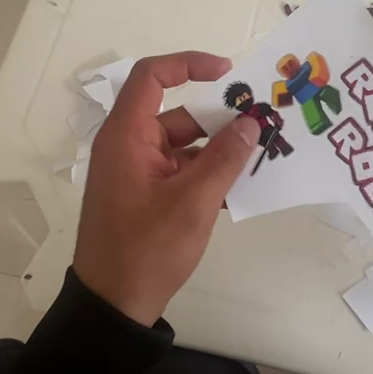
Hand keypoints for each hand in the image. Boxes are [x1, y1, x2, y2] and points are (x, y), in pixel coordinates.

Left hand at [72, 52, 259, 325]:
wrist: (112, 310)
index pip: (152, 77)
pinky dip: (206, 173)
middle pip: (177, 113)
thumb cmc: (146, 249)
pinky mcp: (145, 194)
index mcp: (126, 136)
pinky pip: (180, 169)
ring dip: (217, 150)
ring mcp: (136, 171)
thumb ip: (224, 158)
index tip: (228, 72)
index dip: (189, 64)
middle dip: (218, 118)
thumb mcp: (193, 202)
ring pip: (183, 144)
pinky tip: (238, 190)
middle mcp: (128, 145)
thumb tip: (250, 122)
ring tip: (257, 158)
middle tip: (259, 124)